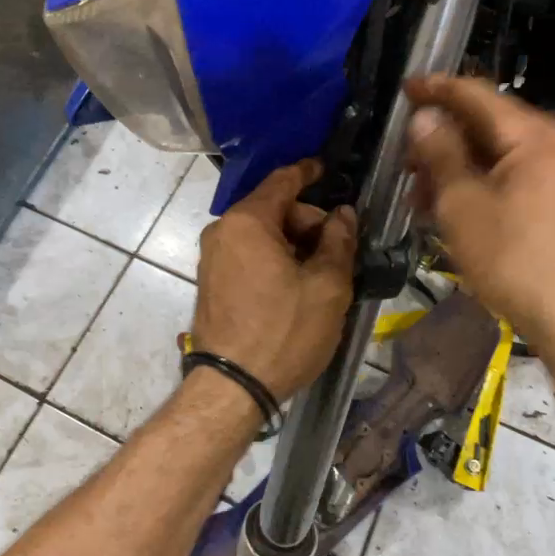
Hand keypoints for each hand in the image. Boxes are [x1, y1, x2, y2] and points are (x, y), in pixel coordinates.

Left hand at [192, 160, 356, 399]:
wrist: (232, 388)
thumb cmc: (284, 331)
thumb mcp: (327, 285)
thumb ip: (339, 240)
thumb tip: (343, 214)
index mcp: (248, 221)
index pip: (284, 180)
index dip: (309, 171)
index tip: (328, 167)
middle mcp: (223, 230)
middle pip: (274, 209)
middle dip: (308, 223)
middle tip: (339, 251)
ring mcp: (212, 257)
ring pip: (262, 234)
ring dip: (293, 245)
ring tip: (322, 275)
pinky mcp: (211, 282)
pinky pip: (248, 254)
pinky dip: (274, 259)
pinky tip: (297, 287)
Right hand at [404, 75, 554, 341]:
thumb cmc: (513, 259)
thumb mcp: (462, 204)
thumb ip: (440, 153)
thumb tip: (424, 117)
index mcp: (532, 135)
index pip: (476, 94)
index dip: (436, 89)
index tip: (403, 89)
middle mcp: (551, 144)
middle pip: (486, 123)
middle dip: (441, 135)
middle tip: (403, 153)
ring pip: (494, 153)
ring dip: (453, 164)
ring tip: (416, 190)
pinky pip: (508, 176)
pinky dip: (475, 183)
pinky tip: (446, 208)